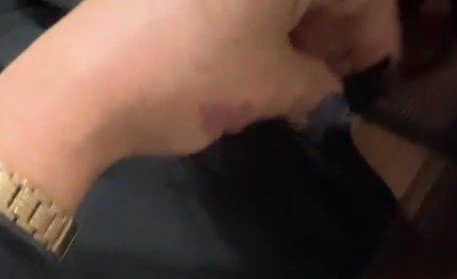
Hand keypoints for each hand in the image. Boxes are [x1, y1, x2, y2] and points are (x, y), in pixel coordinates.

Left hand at [0, 0, 401, 208]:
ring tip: (289, 82)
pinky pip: (237, 0)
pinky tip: (250, 61)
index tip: (369, 77)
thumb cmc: (188, 79)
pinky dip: (255, 21)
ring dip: (294, 28)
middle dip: (332, 30)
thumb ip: (313, 85)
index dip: (373, 34)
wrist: (84, 84)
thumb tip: (326, 87)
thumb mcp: (264, 91)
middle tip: (328, 84)